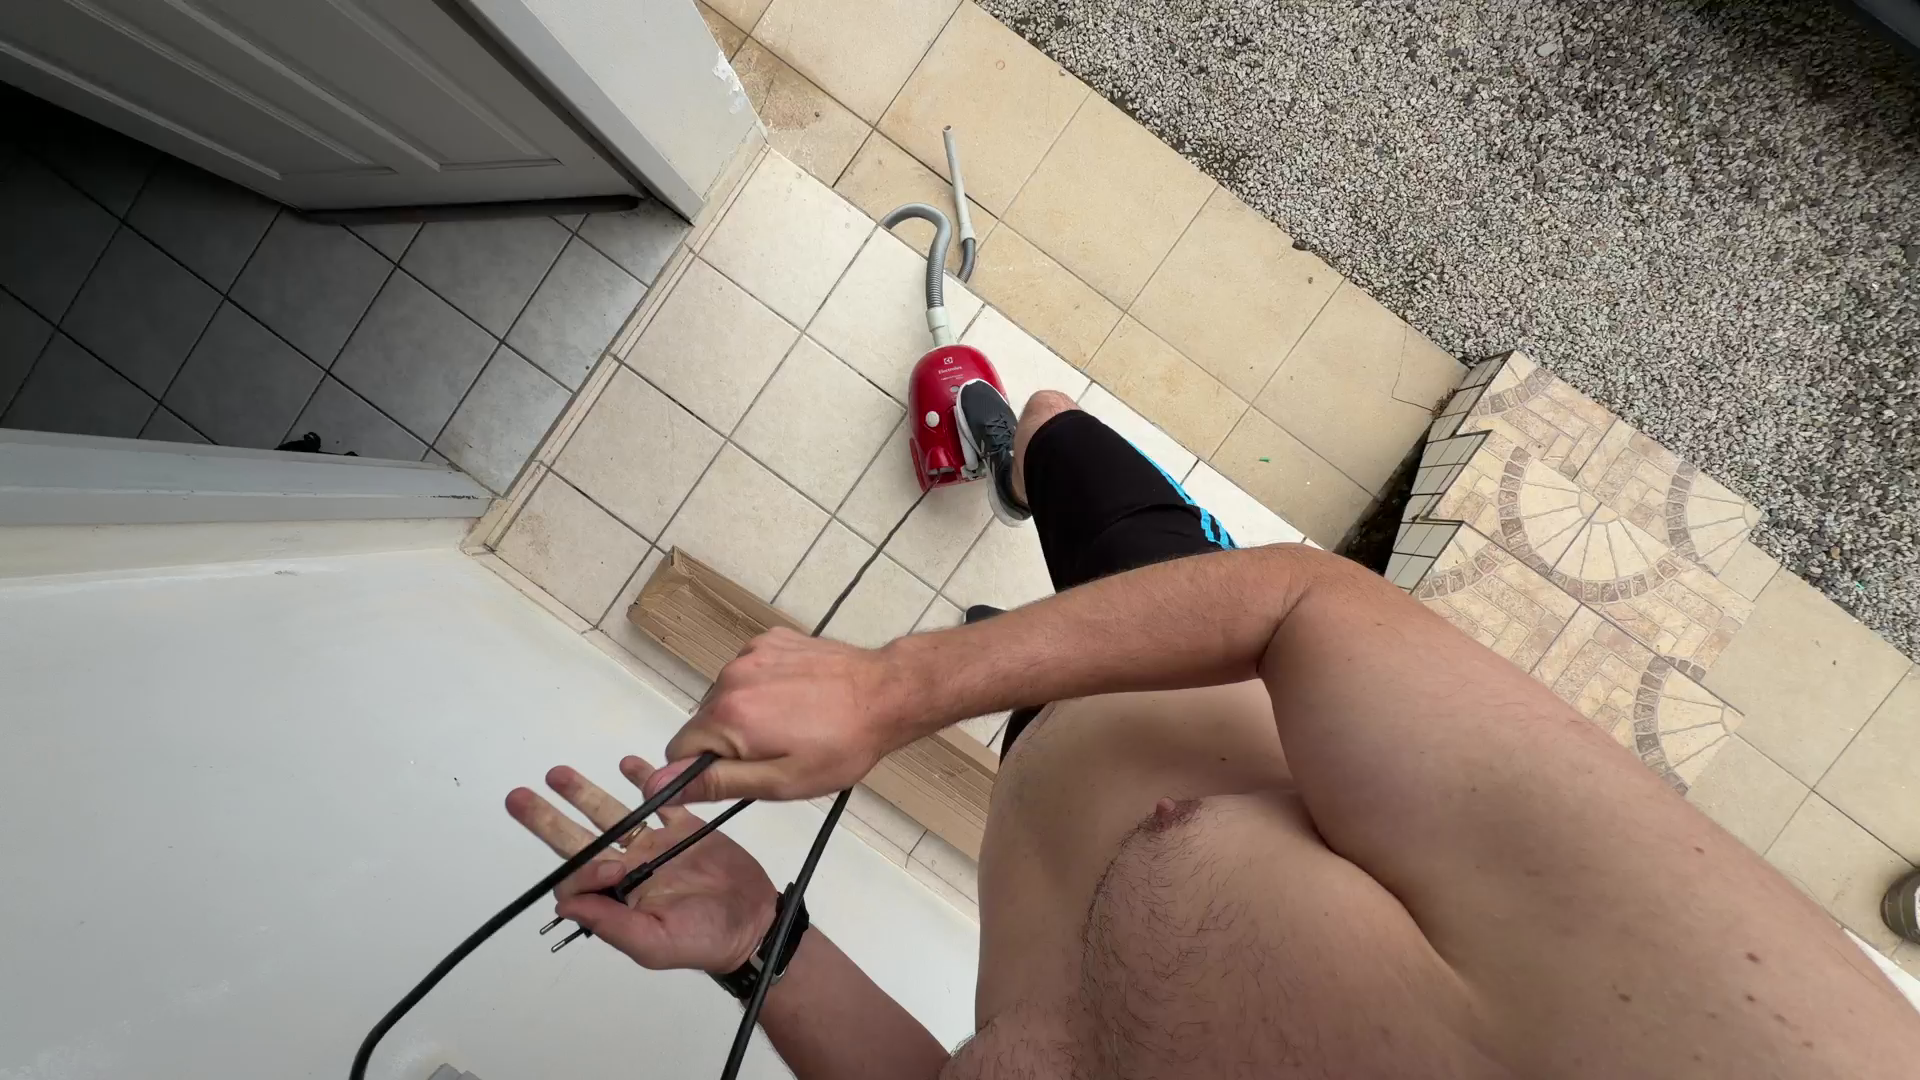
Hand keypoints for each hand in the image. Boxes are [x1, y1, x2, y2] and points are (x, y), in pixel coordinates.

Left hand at [505, 757, 776, 973]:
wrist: (753, 921)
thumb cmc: (704, 938)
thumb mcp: (653, 943)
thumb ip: (611, 923)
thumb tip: (566, 902)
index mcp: (619, 894)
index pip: (583, 871)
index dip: (585, 866)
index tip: (613, 868)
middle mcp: (633, 865)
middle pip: (583, 836)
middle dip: (550, 816)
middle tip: (518, 797)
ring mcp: (659, 842)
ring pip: (615, 812)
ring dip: (586, 793)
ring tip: (558, 774)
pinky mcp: (689, 825)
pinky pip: (662, 799)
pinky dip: (645, 780)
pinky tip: (628, 765)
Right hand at [646, 628, 920, 803]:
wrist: (887, 693)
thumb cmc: (841, 745)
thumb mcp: (780, 781)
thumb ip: (717, 782)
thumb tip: (658, 785)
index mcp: (728, 713)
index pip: (678, 749)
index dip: (702, 771)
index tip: (740, 775)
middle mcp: (731, 675)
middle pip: (704, 720)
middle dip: (729, 742)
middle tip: (777, 751)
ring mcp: (753, 651)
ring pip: (727, 695)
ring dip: (747, 713)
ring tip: (793, 723)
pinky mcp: (773, 638)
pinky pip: (750, 670)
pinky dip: (764, 686)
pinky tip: (798, 697)